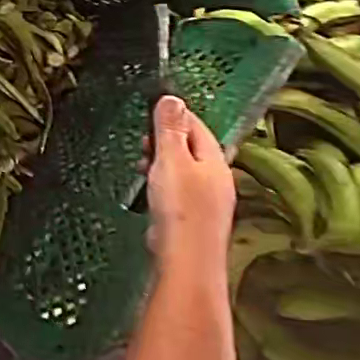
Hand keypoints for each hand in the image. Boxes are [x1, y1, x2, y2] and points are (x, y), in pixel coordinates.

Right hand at [147, 95, 234, 260]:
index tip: (150, 110)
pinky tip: (148, 187)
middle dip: (165, 139)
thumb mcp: (171, 159)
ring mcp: (208, 199)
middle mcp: (218, 178)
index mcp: (216, 161)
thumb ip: (170, 129)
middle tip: (142, 141)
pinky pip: (178, 186)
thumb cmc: (180, 206)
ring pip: (183, 167)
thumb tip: (172, 99)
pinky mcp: (194, 216)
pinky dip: (161, 179)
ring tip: (141, 163)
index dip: (174, 114)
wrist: (187, 260)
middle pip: (191, 146)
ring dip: (160, 160)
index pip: (197, 125)